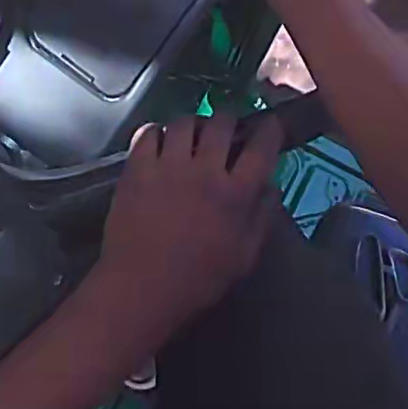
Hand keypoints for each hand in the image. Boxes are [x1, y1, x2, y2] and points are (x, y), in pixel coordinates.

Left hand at [89, 113, 284, 350]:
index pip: (261, 148)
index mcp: (235, 194)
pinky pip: (148, 133)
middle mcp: (204, 171)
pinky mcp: (137, 168)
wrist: (141, 288)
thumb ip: (261, 218)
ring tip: (193, 133)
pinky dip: (157, 132)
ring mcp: (168, 166)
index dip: (269, 129)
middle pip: (222, 124)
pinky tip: (160, 141)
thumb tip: (271, 186)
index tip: (269, 124)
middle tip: (227, 128)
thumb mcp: (243, 257)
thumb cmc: (197, 281)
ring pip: (185, 122)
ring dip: (194, 123)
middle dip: (230, 120)